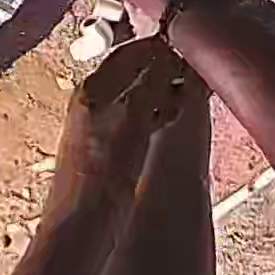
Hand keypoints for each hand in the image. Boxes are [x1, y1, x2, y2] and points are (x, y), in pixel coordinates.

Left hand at [52, 38, 187, 204]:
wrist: (84, 227)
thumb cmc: (102, 172)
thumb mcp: (134, 116)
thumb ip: (152, 81)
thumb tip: (168, 55)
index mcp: (92, 90)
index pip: (129, 52)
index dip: (158, 47)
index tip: (183, 47)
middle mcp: (95, 103)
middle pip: (136, 72)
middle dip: (164, 70)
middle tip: (190, 72)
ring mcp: (103, 125)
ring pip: (140, 95)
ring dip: (164, 91)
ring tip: (186, 94)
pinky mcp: (113, 146)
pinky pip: (140, 117)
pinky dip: (158, 112)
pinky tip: (172, 115)